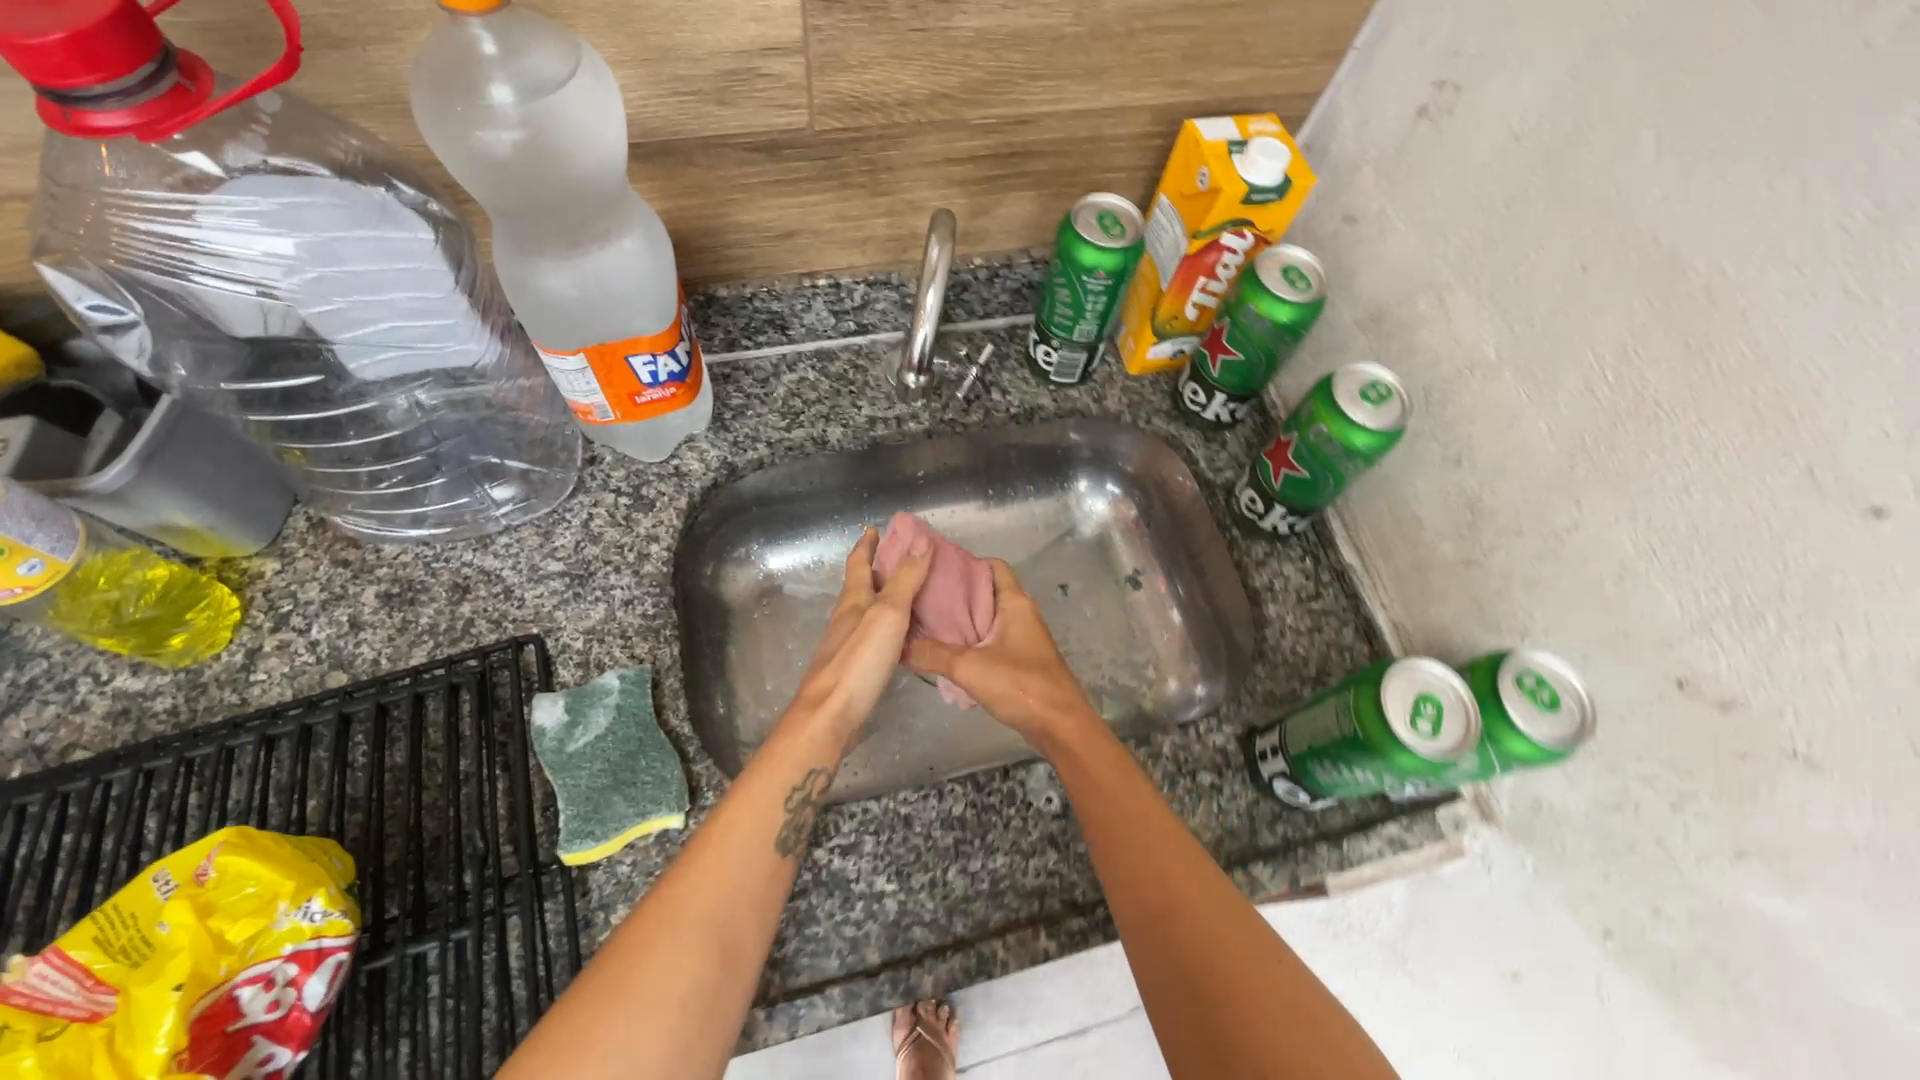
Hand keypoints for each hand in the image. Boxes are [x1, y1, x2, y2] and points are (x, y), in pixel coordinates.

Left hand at [787, 527, 932, 742]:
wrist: (829, 716)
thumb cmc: (858, 661)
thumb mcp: (888, 614)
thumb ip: (905, 579)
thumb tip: (921, 539)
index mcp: (853, 601)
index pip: (858, 564)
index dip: (867, 545)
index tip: (875, 529)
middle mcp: (846, 618)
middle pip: (860, 586)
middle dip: (878, 570)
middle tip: (904, 559)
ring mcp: (847, 645)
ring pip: (866, 613)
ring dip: (884, 600)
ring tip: (911, 596)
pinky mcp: (853, 669)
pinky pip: (873, 638)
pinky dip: (888, 629)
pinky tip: (901, 639)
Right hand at [905, 559, 1096, 745]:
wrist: (1060, 726)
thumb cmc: (1020, 685)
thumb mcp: (969, 667)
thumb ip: (931, 654)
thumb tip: (897, 645)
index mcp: (1015, 603)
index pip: (993, 567)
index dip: (966, 563)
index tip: (935, 570)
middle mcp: (1021, 615)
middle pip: (986, 593)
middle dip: (956, 595)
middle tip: (921, 599)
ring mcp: (1023, 639)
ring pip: (987, 621)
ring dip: (961, 623)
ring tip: (926, 626)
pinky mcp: (1021, 662)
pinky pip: (991, 643)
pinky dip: (971, 645)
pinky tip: (945, 656)